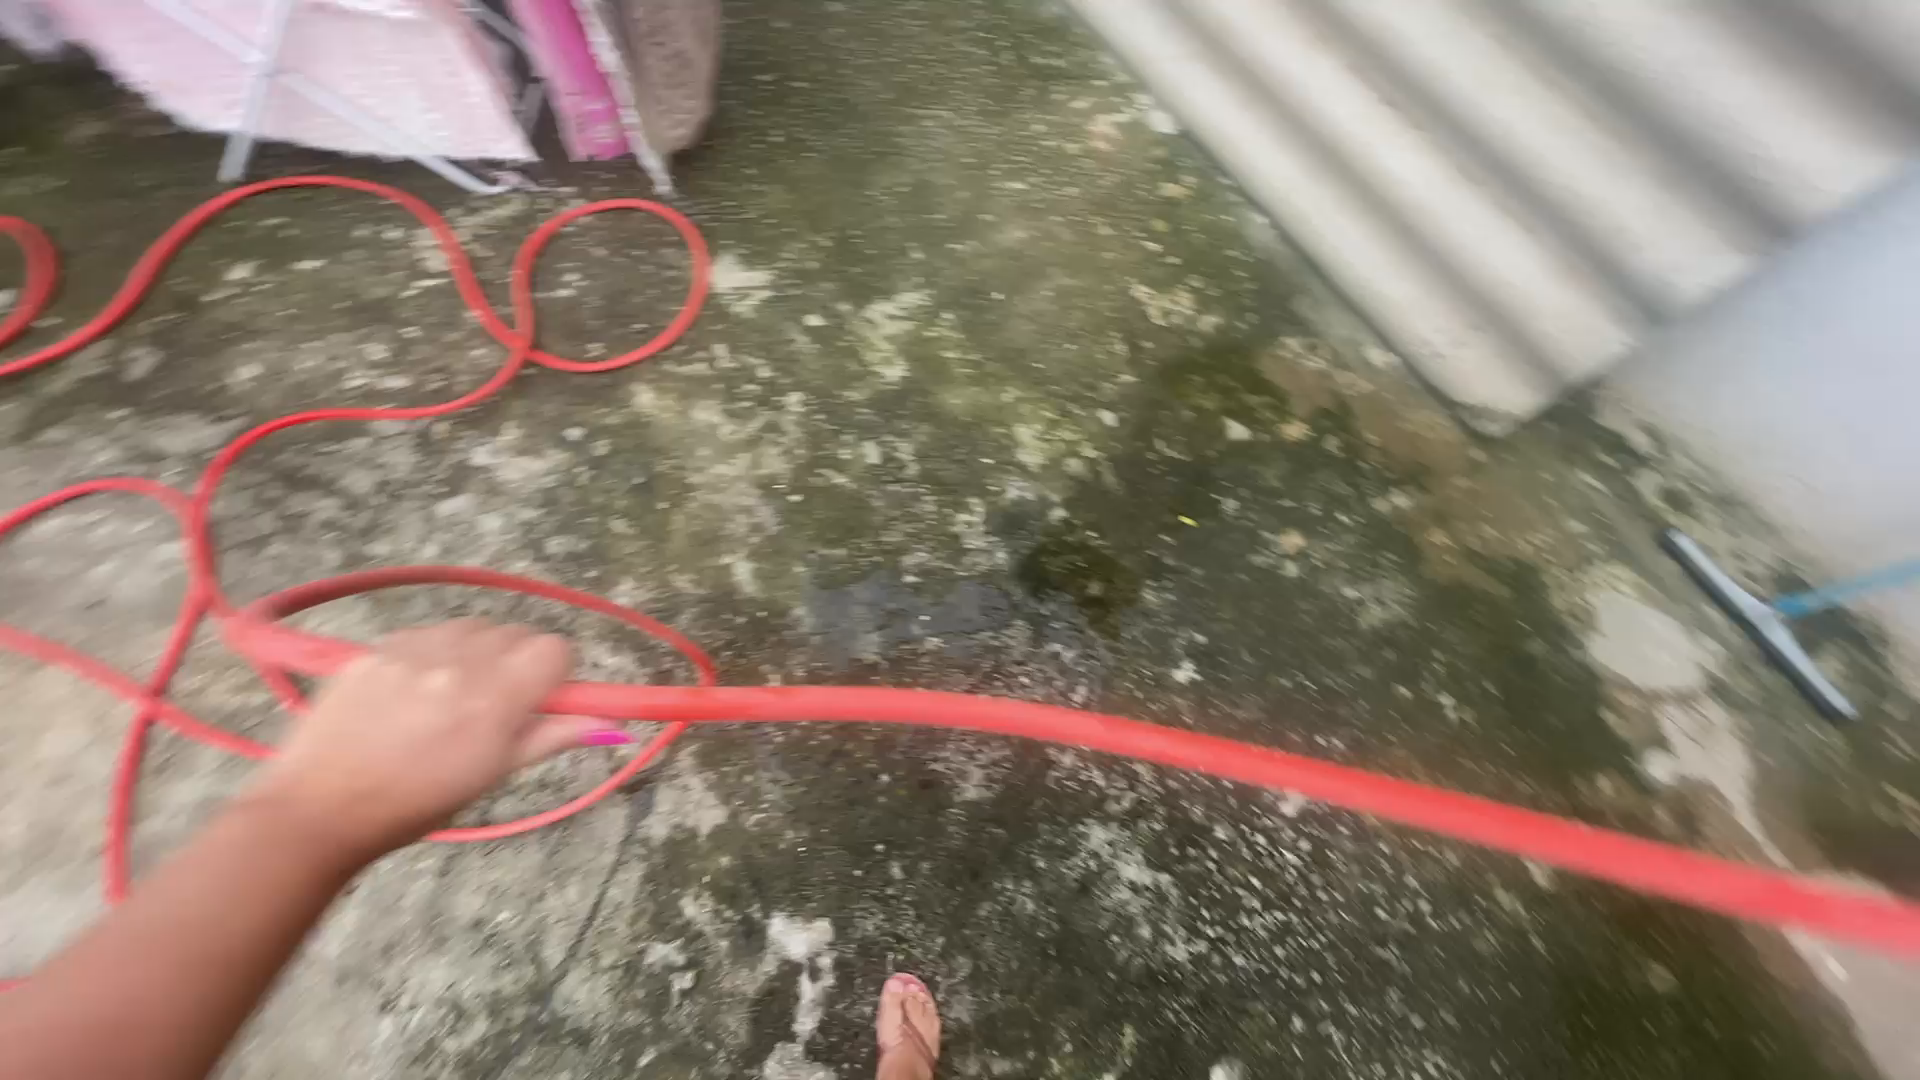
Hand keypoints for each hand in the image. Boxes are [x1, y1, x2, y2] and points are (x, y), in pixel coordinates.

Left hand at [246, 619, 606, 860]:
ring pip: (475, 627)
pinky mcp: (374, 649)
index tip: (540, 696)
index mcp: (495, 699)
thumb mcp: (495, 773)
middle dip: (518, 660)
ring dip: (479, 649)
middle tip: (496, 700)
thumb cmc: (419, 801)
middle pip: (518, 633)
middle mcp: (459, 664)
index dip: (556, 671)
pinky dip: (437, 650)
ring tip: (454, 689)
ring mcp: (413, 652)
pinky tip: (417, 685)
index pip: (556, 649)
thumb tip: (609, 723)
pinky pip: (429, 631)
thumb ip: (553, 735)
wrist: (316, 812)